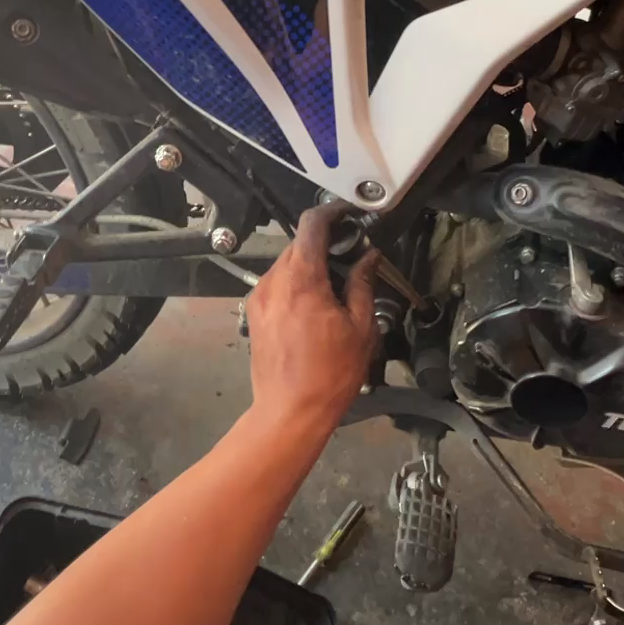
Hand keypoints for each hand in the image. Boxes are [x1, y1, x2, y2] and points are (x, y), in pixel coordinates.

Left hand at [243, 202, 379, 430]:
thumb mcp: (360, 328)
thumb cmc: (330, 374)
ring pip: (287, 263)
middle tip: (351, 256)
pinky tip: (315, 304)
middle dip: (325, 243)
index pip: (312, 225)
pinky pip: (277, 283)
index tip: (350, 216)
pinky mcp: (254, 311)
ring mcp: (259, 296)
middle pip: (299, 243)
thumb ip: (363, 284)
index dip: (332, 212)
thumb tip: (369, 257)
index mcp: (302, 280)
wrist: (289, 412)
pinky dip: (297, 282)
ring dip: (311, 264)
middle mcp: (274, 281)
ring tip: (336, 286)